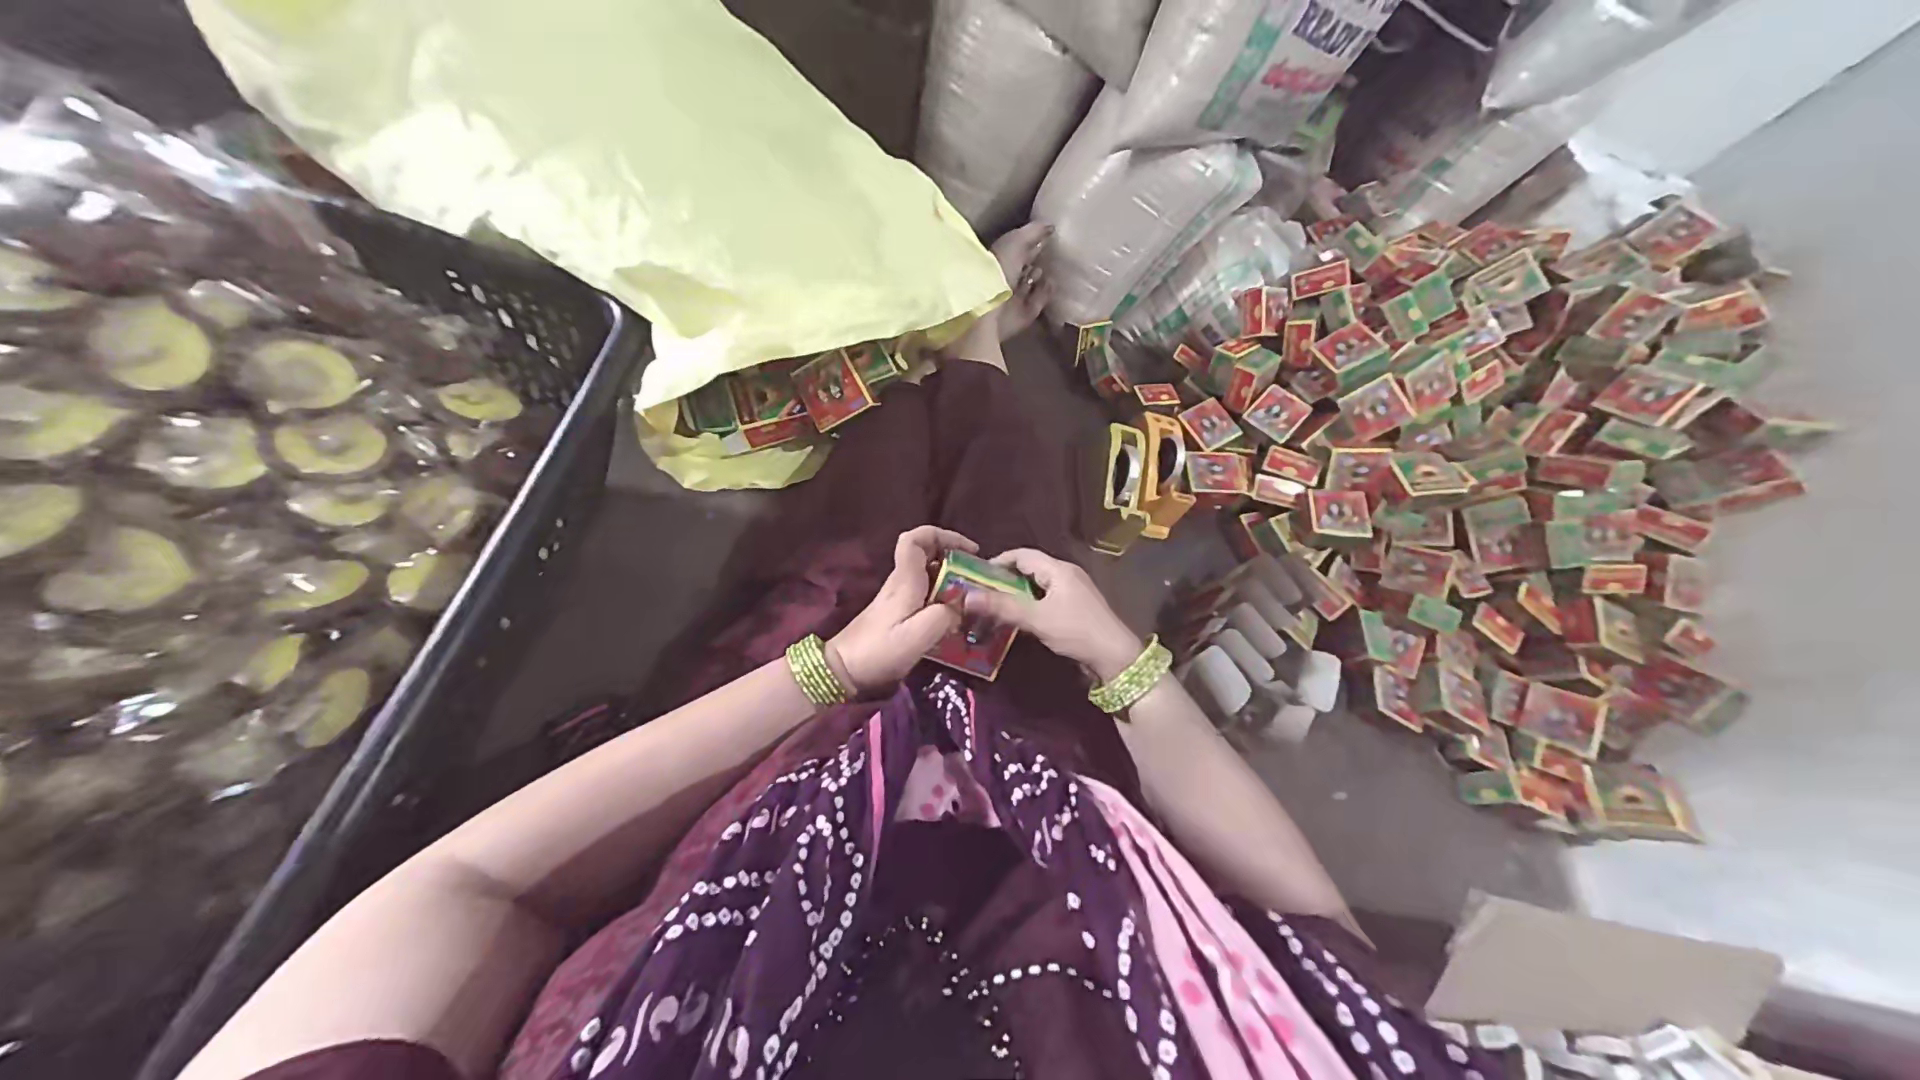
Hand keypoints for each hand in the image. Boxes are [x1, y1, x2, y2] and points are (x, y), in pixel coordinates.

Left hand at [827, 526, 976, 696]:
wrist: (842, 671)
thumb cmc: (879, 651)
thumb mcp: (917, 637)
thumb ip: (945, 617)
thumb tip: (962, 606)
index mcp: (905, 581)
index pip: (916, 538)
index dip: (944, 535)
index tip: (969, 550)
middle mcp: (901, 582)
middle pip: (927, 552)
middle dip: (955, 557)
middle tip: (978, 576)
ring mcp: (898, 596)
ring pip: (929, 573)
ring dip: (952, 578)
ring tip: (974, 597)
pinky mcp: (897, 611)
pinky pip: (926, 593)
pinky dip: (944, 596)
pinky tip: (956, 616)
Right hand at [959, 549, 1144, 681]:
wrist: (1116, 657)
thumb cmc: (1076, 631)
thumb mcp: (1036, 619)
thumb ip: (1002, 607)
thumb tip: (966, 596)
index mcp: (1058, 569)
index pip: (1022, 554)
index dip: (998, 562)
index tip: (976, 576)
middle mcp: (1066, 574)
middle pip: (1029, 568)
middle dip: (1005, 578)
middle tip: (982, 593)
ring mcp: (1073, 591)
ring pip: (1037, 585)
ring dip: (1016, 593)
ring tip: (995, 607)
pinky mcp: (1076, 607)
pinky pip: (1046, 598)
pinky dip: (1030, 604)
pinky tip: (1019, 619)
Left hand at [986, 221, 1053, 340]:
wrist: (991, 309)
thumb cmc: (999, 270)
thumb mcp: (1015, 242)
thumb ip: (1033, 232)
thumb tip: (1051, 225)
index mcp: (998, 261)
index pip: (1017, 249)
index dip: (1030, 241)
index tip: (1046, 234)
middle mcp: (1006, 280)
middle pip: (1024, 267)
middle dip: (1035, 258)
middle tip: (1050, 250)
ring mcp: (1015, 298)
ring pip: (1032, 283)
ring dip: (1040, 275)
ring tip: (1047, 268)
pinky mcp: (1026, 314)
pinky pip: (1040, 300)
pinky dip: (1045, 291)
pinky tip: (1050, 282)